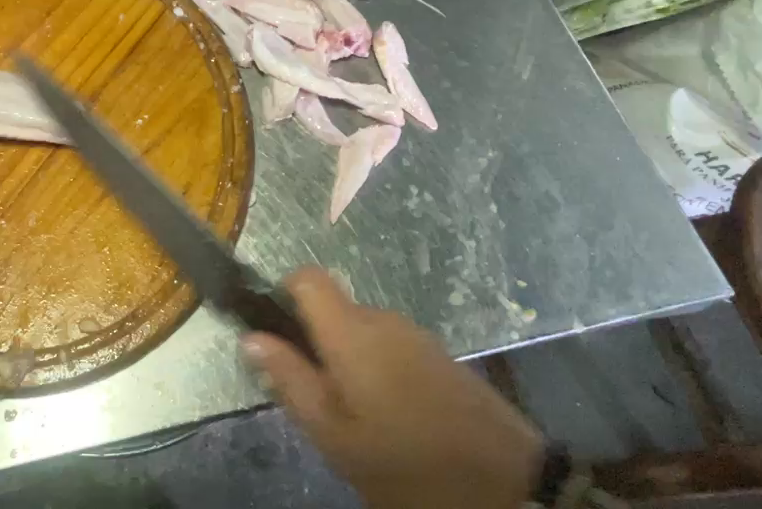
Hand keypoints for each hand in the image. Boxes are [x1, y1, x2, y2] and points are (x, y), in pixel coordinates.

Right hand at [242, 267, 543, 508]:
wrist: (511, 484)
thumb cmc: (407, 461)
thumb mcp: (335, 436)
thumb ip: (290, 381)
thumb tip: (251, 338)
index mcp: (350, 330)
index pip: (306, 277)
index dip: (282, 295)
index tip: (277, 338)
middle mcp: (382, 318)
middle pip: (332, 309)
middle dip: (315, 344)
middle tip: (316, 400)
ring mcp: (415, 334)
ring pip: (361, 331)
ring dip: (348, 362)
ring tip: (355, 418)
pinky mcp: (439, 355)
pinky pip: (390, 347)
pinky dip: (378, 371)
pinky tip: (390, 419)